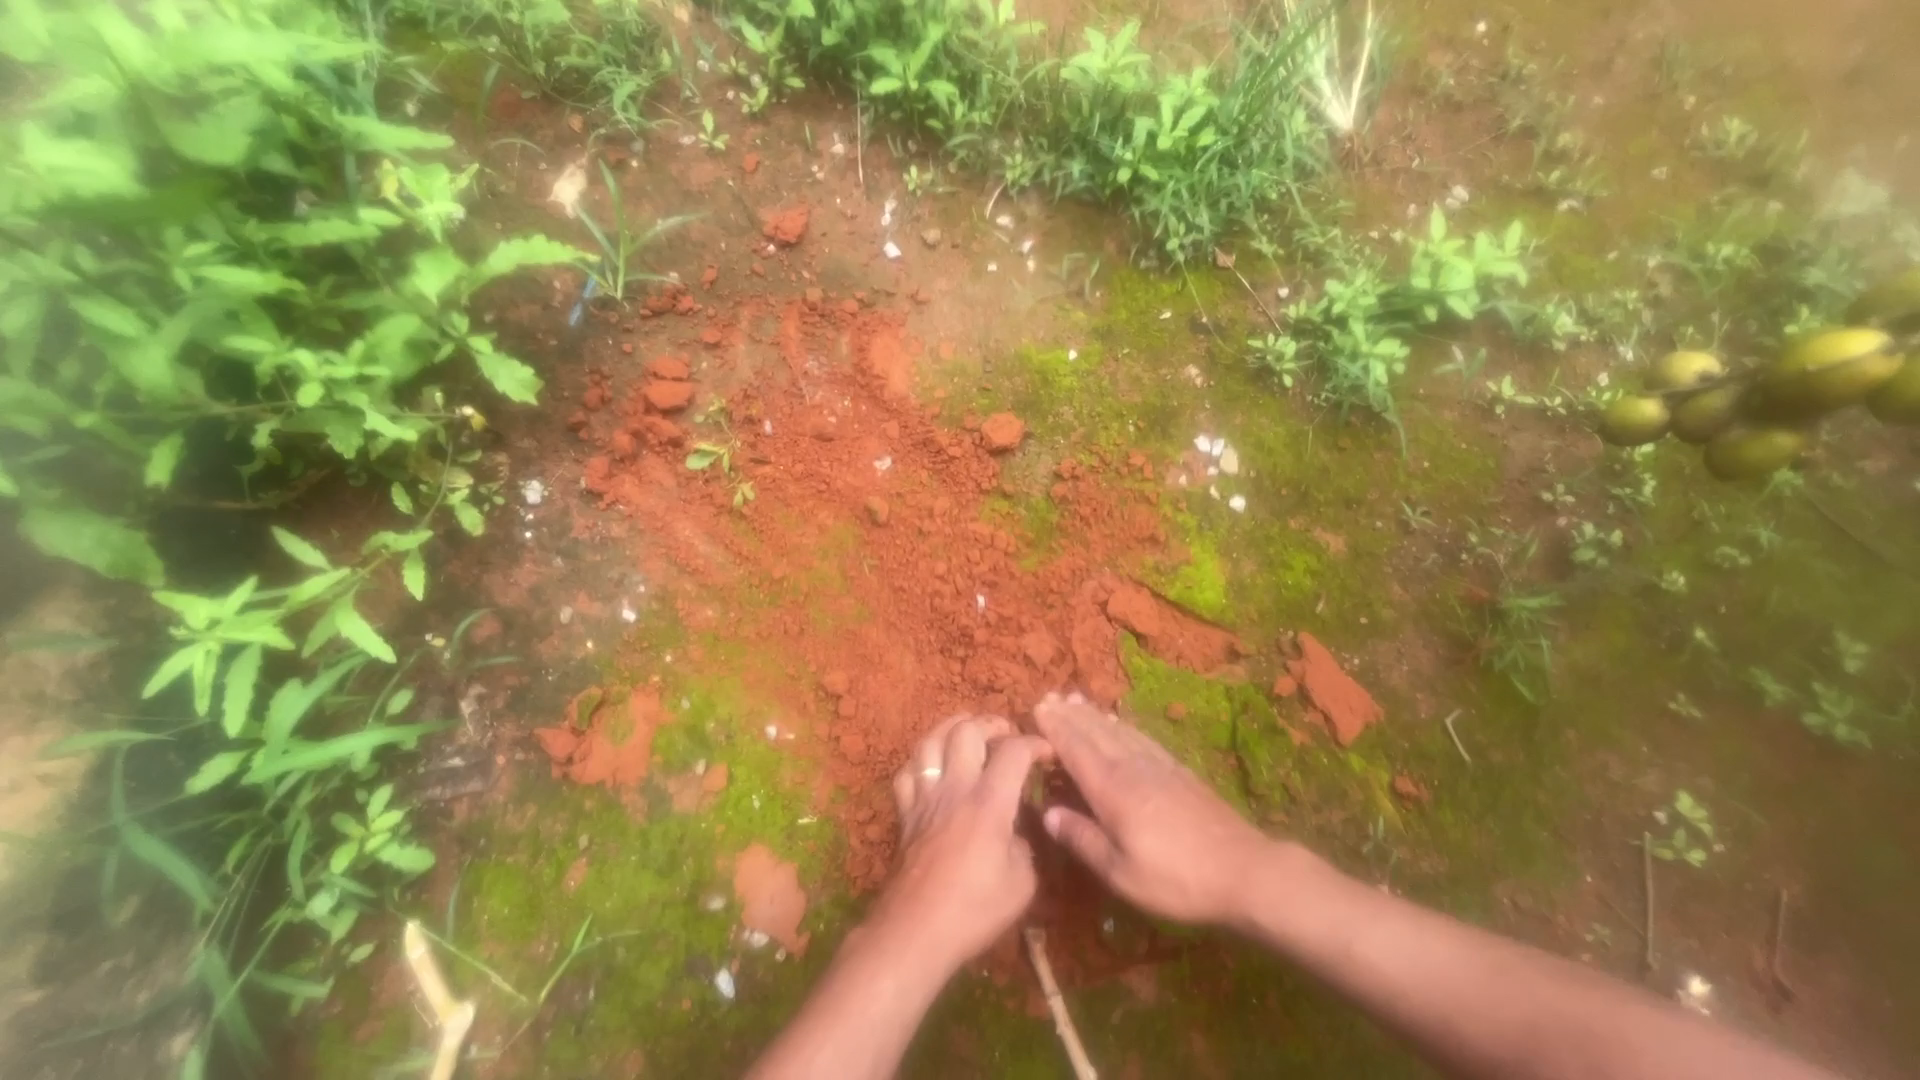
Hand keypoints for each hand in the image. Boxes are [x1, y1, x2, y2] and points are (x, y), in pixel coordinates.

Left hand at [871, 714, 1045, 974]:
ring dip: (952, 728)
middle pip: (966, 730)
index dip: (1035, 743)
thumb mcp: (1022, 882)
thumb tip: (1015, 831)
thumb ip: (1024, 845)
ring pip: (930, 740)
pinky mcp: (904, 813)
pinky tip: (934, 766)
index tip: (1047, 752)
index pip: (1013, 750)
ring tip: (969, 732)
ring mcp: (924, 797)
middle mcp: (955, 788)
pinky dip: (922, 760)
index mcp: (989, 802)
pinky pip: (907, 771)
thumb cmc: (974, 910)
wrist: (916, 931)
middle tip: (1007, 735)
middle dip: (991, 723)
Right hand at [1034, 692, 1273, 925]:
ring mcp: (1159, 767)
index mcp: (1113, 791)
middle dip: (1070, 714)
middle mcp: (1133, 768)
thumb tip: (1048, 812)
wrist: (1245, 871)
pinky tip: (1118, 722)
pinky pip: (1142, 738)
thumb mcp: (1121, 873)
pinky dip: (1122, 725)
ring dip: (1093, 715)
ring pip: (1118, 731)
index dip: (1055, 728)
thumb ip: (1083, 839)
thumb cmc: (1177, 880)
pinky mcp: (1179, 772)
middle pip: (1095, 733)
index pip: (1076, 750)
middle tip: (1048, 696)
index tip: (1036, 707)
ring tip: (1075, 700)